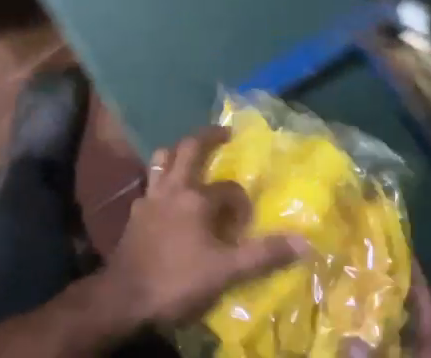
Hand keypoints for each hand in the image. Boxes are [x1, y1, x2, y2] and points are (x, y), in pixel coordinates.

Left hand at [99, 127, 311, 326]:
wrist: (126, 297)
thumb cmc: (178, 280)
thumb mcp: (226, 272)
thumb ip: (263, 255)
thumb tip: (304, 241)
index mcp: (196, 198)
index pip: (229, 189)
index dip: (242, 203)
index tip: (247, 223)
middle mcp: (172, 188)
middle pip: (188, 149)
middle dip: (207, 137)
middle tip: (223, 133)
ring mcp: (149, 198)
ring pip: (161, 160)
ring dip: (177, 154)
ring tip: (189, 158)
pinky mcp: (134, 214)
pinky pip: (149, 186)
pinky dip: (160, 182)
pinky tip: (165, 199)